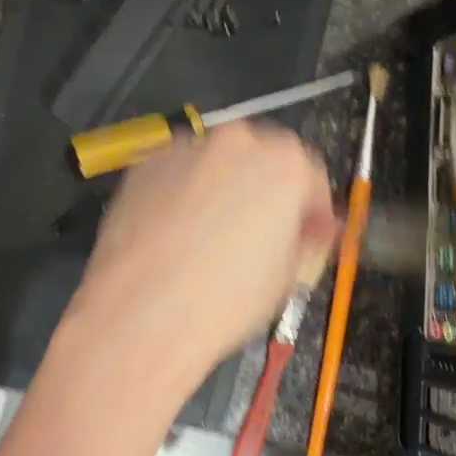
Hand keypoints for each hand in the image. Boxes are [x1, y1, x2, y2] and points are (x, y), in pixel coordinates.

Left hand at [64, 122, 336, 382]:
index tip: (309, 238)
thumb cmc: (226, 299)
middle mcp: (237, 142)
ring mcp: (185, 149)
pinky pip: (176, 177)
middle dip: (265, 195)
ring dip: (221, 193)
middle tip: (261, 238)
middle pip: (262, 161)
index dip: (312, 213)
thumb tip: (306, 235)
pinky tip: (177, 238)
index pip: (312, 179)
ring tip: (212, 241)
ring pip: (215, 166)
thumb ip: (302, 243)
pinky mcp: (144, 167)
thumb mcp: (287, 278)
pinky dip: (182, 197)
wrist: (143, 312)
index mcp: (286, 164)